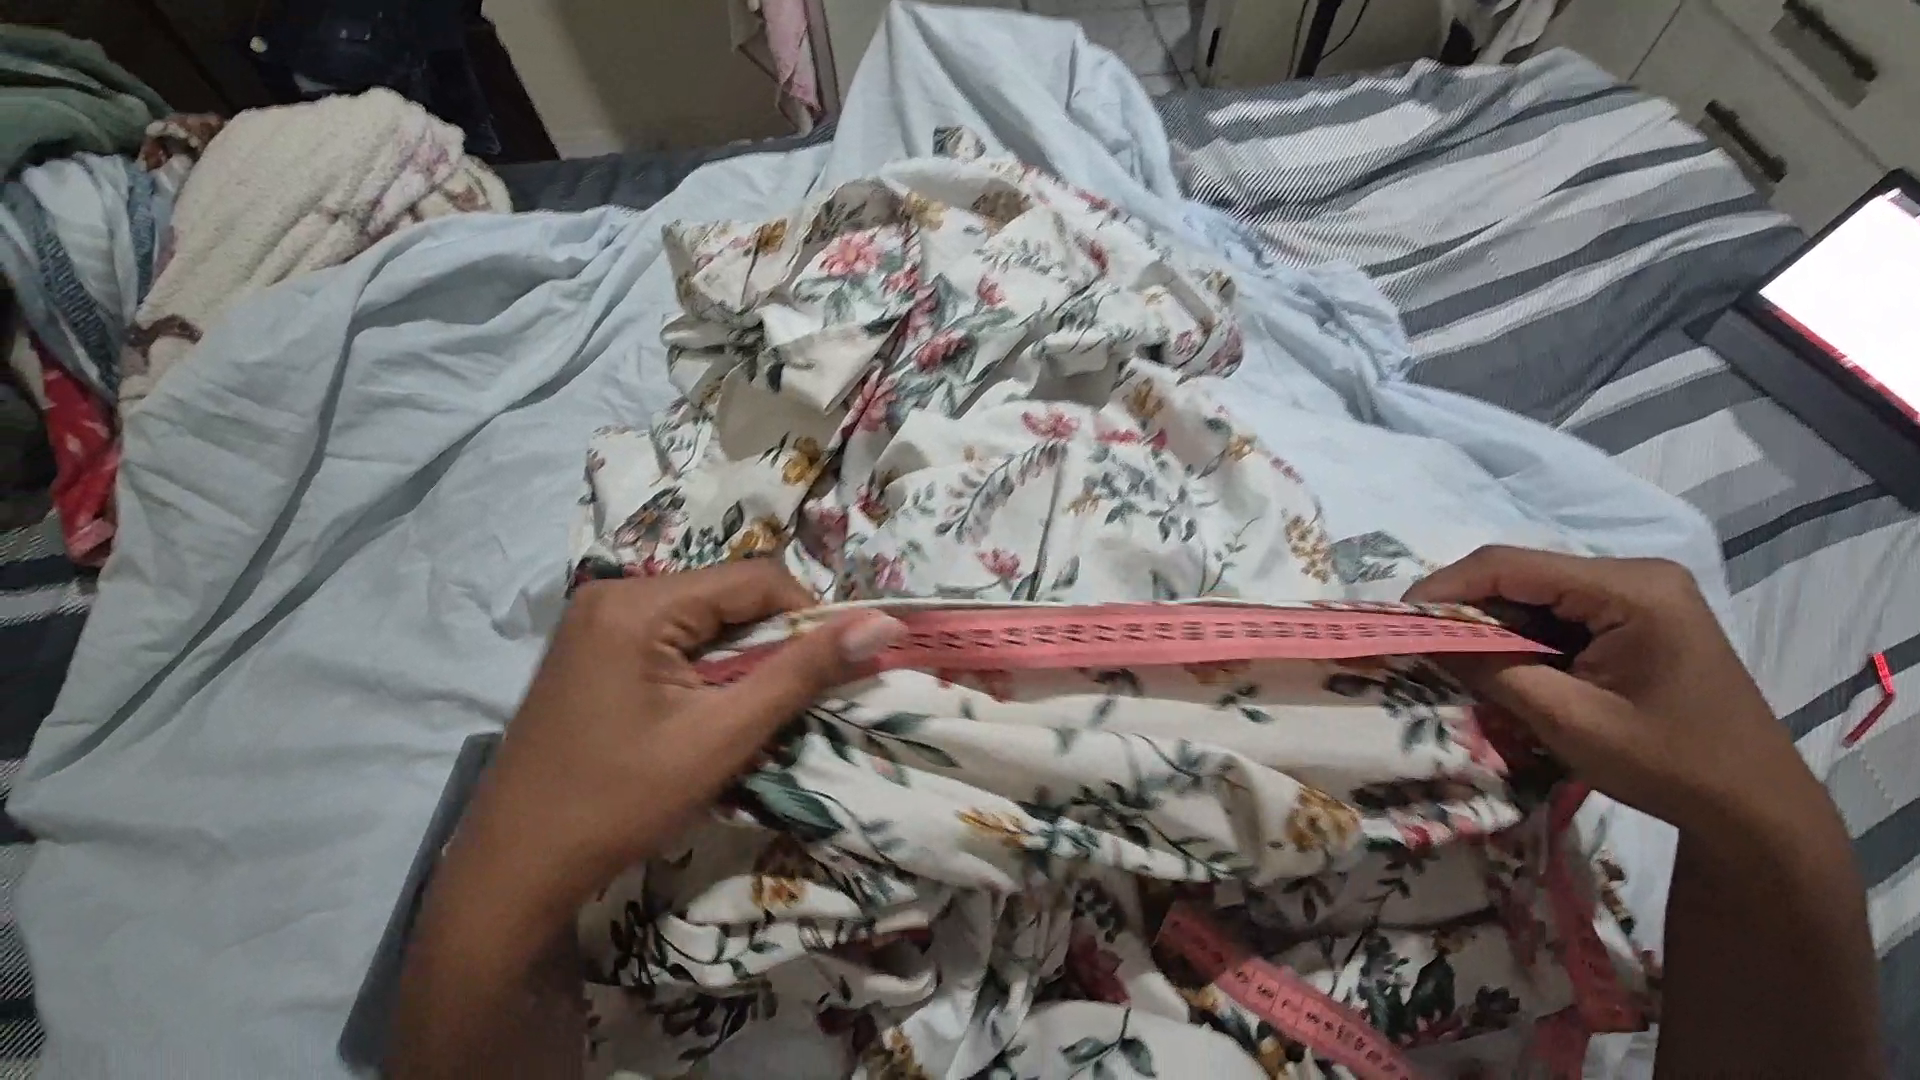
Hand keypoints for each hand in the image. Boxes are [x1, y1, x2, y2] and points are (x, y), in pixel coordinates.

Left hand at [450, 560, 905, 927]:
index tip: (830, 669)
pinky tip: (703, 713)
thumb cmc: (620, 802)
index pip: (755, 578)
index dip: (808, 615)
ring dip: (741, 658)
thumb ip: (803, 673)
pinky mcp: (590, 648)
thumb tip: (883, 624)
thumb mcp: (722, 737)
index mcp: (638, 603)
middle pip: (726, 595)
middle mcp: (612, 593)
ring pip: (703, 617)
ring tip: (747, 714)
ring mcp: (594, 621)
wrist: (513, 870)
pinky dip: (705, 667)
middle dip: (771, 641)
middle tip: (788, 701)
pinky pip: (671, 637)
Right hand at [1404, 546, 1815, 836]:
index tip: (1399, 619)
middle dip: (1465, 609)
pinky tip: (1501, 666)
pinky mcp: (1634, 618)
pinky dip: (1520, 637)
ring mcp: (1638, 595)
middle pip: (1520, 574)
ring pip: (1532, 593)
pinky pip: (1555, 612)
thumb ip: (1493, 671)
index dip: (1444, 586)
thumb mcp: (1568, 720)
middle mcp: (1636, 575)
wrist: (1756, 810)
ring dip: (1490, 625)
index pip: (1509, 565)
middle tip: (1421, 645)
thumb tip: (1422, 640)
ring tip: (1453, 659)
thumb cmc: (1669, 765)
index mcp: (1631, 589)